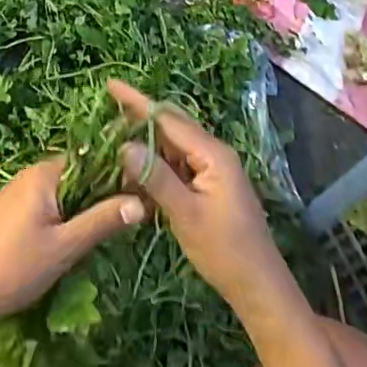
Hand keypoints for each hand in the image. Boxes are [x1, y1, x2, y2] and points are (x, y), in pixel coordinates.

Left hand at [0, 157, 146, 326]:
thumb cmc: (12, 268)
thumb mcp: (65, 247)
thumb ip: (103, 220)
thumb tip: (144, 202)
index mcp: (45, 173)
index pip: (93, 158)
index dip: (119, 172)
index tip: (143, 191)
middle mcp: (31, 175)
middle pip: (80, 174)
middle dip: (103, 193)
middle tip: (129, 216)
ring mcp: (17, 194)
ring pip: (65, 192)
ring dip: (85, 208)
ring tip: (108, 229)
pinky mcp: (9, 214)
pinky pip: (49, 204)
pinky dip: (65, 217)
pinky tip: (74, 240)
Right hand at [109, 81, 288, 310]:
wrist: (257, 281)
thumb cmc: (224, 249)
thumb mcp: (186, 214)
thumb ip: (156, 178)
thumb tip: (125, 145)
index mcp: (212, 153)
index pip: (168, 120)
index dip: (138, 102)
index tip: (111, 85)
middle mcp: (214, 153)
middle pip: (172, 126)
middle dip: (141, 114)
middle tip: (109, 102)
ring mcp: (212, 169)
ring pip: (173, 146)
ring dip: (146, 140)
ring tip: (114, 132)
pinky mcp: (209, 185)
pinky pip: (178, 165)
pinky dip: (156, 164)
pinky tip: (135, 167)